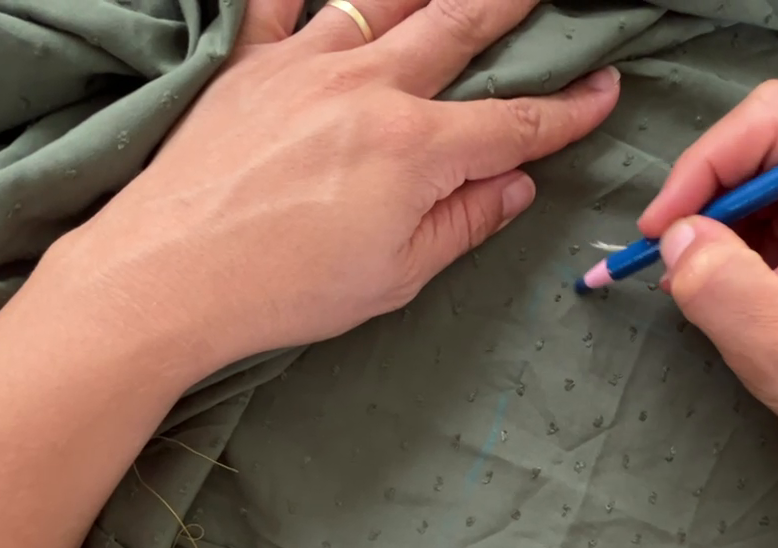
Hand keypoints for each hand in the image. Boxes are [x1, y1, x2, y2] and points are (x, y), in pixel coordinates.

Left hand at [46, 0, 619, 383]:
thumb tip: (513, 187)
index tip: (603, 93)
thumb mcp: (396, 277)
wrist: (174, 275)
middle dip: (511, 4)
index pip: (512, 124)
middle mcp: (368, 87)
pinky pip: (279, 1)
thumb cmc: (290, 290)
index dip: (565, 112)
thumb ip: (462, 224)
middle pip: (458, 26)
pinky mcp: (247, 63)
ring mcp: (304, 63)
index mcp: (415, 150)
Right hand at [639, 81, 777, 475]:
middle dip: (703, 193)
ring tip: (686, 279)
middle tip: (665, 251)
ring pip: (751, 180)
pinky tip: (708, 283)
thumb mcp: (771, 339)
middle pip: (761, 143)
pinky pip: (757, 216)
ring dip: (708, 224)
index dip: (704, 163)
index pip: (774, 124)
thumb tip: (673, 234)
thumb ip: (716, 279)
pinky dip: (720, 244)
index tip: (657, 226)